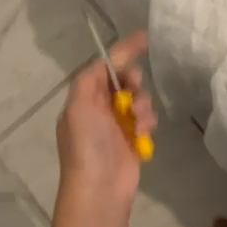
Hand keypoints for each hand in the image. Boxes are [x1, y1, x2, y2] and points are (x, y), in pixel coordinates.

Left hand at [55, 29, 155, 210]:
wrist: (99, 188)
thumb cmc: (86, 146)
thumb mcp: (78, 107)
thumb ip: (89, 80)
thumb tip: (105, 63)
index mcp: (84, 98)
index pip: (104, 67)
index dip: (123, 51)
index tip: (145, 38)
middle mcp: (100, 108)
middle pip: (124, 80)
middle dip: (134, 82)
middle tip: (134, 89)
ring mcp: (118, 124)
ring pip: (139, 99)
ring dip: (142, 105)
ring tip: (139, 120)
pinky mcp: (134, 139)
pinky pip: (146, 118)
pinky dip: (147, 121)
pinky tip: (144, 133)